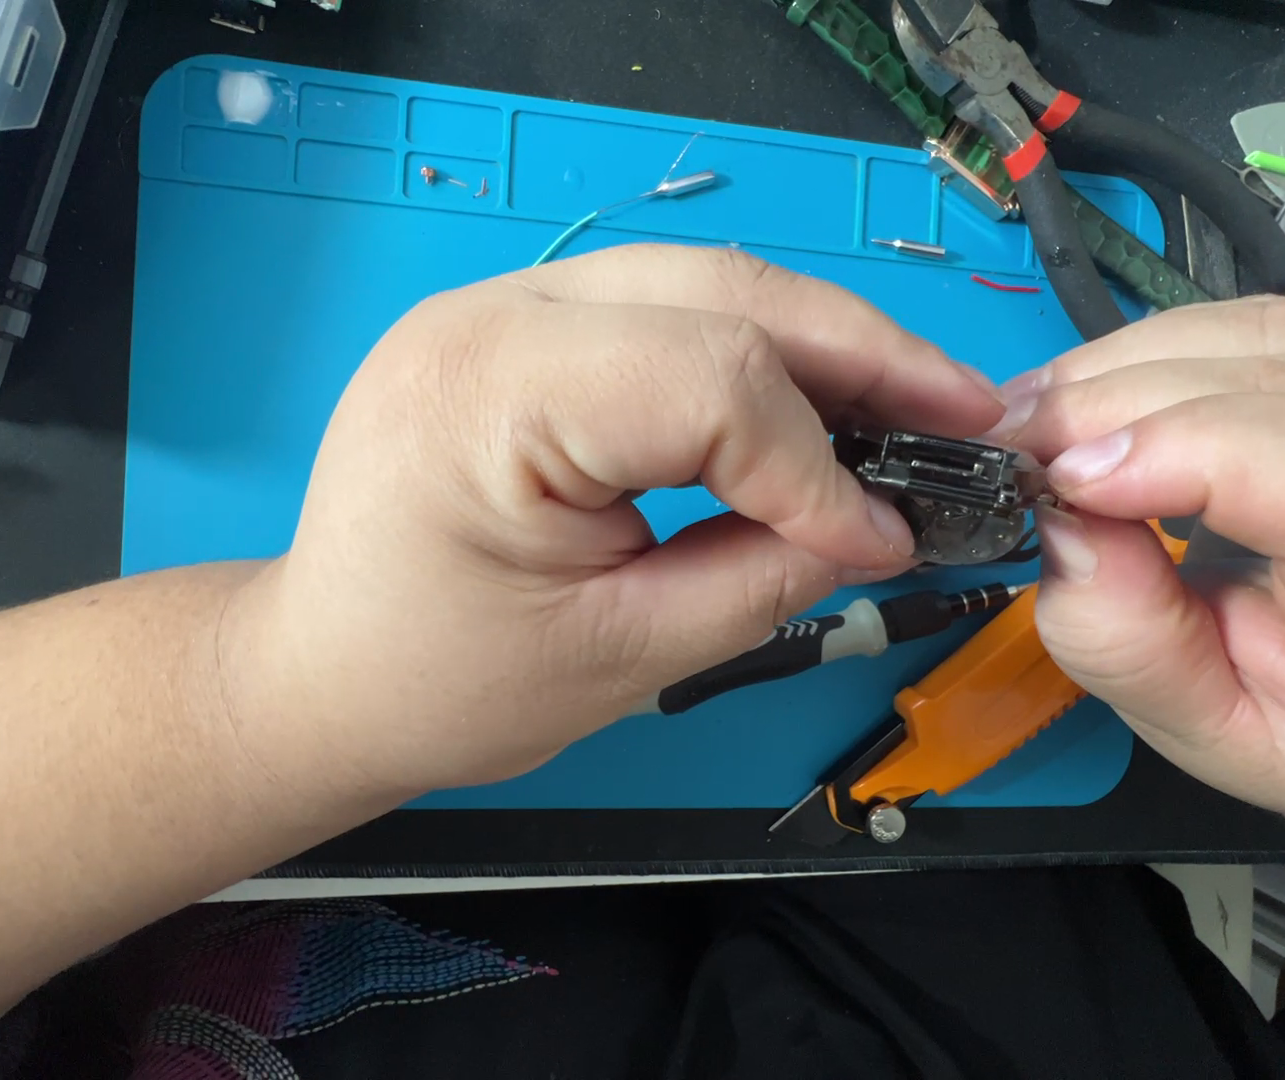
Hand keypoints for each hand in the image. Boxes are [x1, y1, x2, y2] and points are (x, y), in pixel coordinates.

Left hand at [217, 245, 1002, 797]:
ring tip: (910, 403)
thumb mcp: (619, 656)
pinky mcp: (521, 330)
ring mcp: (500, 306)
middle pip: (720, 293)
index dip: (816, 463)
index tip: (884, 538)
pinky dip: (753, 359)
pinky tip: (815, 398)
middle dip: (858, 356)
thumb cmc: (442, 686)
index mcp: (490, 391)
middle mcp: (490, 312)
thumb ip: (759, 579)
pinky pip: (665, 317)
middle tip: (958, 413)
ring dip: (820, 345)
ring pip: (705, 286)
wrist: (325, 671)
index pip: (708, 382)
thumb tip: (869, 527)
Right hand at [986, 297, 1284, 823]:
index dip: (1193, 451)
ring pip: (1265, 331)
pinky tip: (1089, 395)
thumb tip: (1060, 526)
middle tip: (1004, 448)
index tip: (1060, 484)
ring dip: (1117, 367)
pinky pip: (1256, 324)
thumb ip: (1131, 650)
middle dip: (1112, 403)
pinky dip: (1148, 350)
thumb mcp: (1222, 740)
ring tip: (1031, 421)